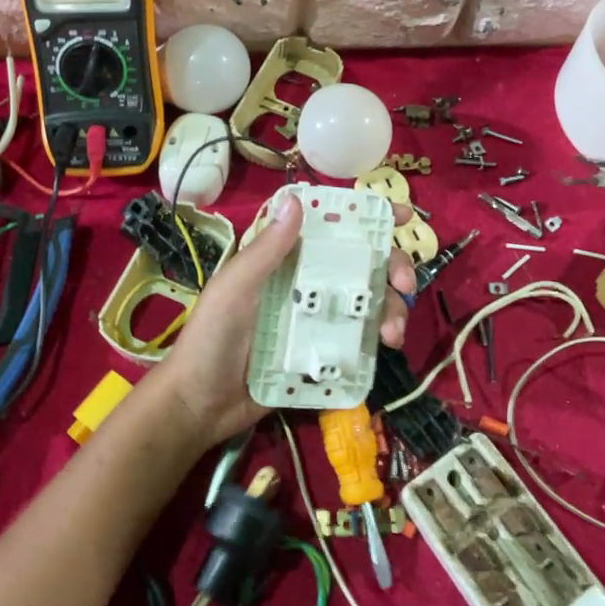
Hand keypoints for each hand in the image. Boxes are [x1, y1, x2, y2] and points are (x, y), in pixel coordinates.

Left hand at [149, 192, 415, 449]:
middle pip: (361, 265)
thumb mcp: (235, 288)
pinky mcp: (321, 355)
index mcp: (283, 260)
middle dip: (392, 268)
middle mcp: (305, 284)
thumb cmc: (211, 338)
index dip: (366, 218)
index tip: (401, 215)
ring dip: (390, 309)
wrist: (199, 405)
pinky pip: (358, 342)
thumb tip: (298, 200)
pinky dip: (376, 340)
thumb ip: (266, 249)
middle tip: (405, 284)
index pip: (329, 229)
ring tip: (392, 332)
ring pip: (367, 303)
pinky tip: (383, 348)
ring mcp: (316, 321)